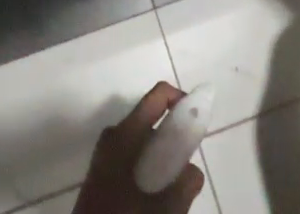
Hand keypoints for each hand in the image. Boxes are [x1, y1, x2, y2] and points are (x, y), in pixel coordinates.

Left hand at [72, 83, 206, 213]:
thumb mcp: (165, 208)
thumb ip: (186, 184)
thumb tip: (192, 170)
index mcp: (126, 134)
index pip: (158, 96)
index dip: (182, 101)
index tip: (197, 126)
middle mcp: (114, 135)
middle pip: (153, 121)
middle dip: (174, 141)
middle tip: (184, 171)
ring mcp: (105, 153)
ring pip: (144, 142)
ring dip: (162, 159)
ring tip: (169, 192)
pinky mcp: (102, 172)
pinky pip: (133, 157)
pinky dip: (148, 170)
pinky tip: (152, 199)